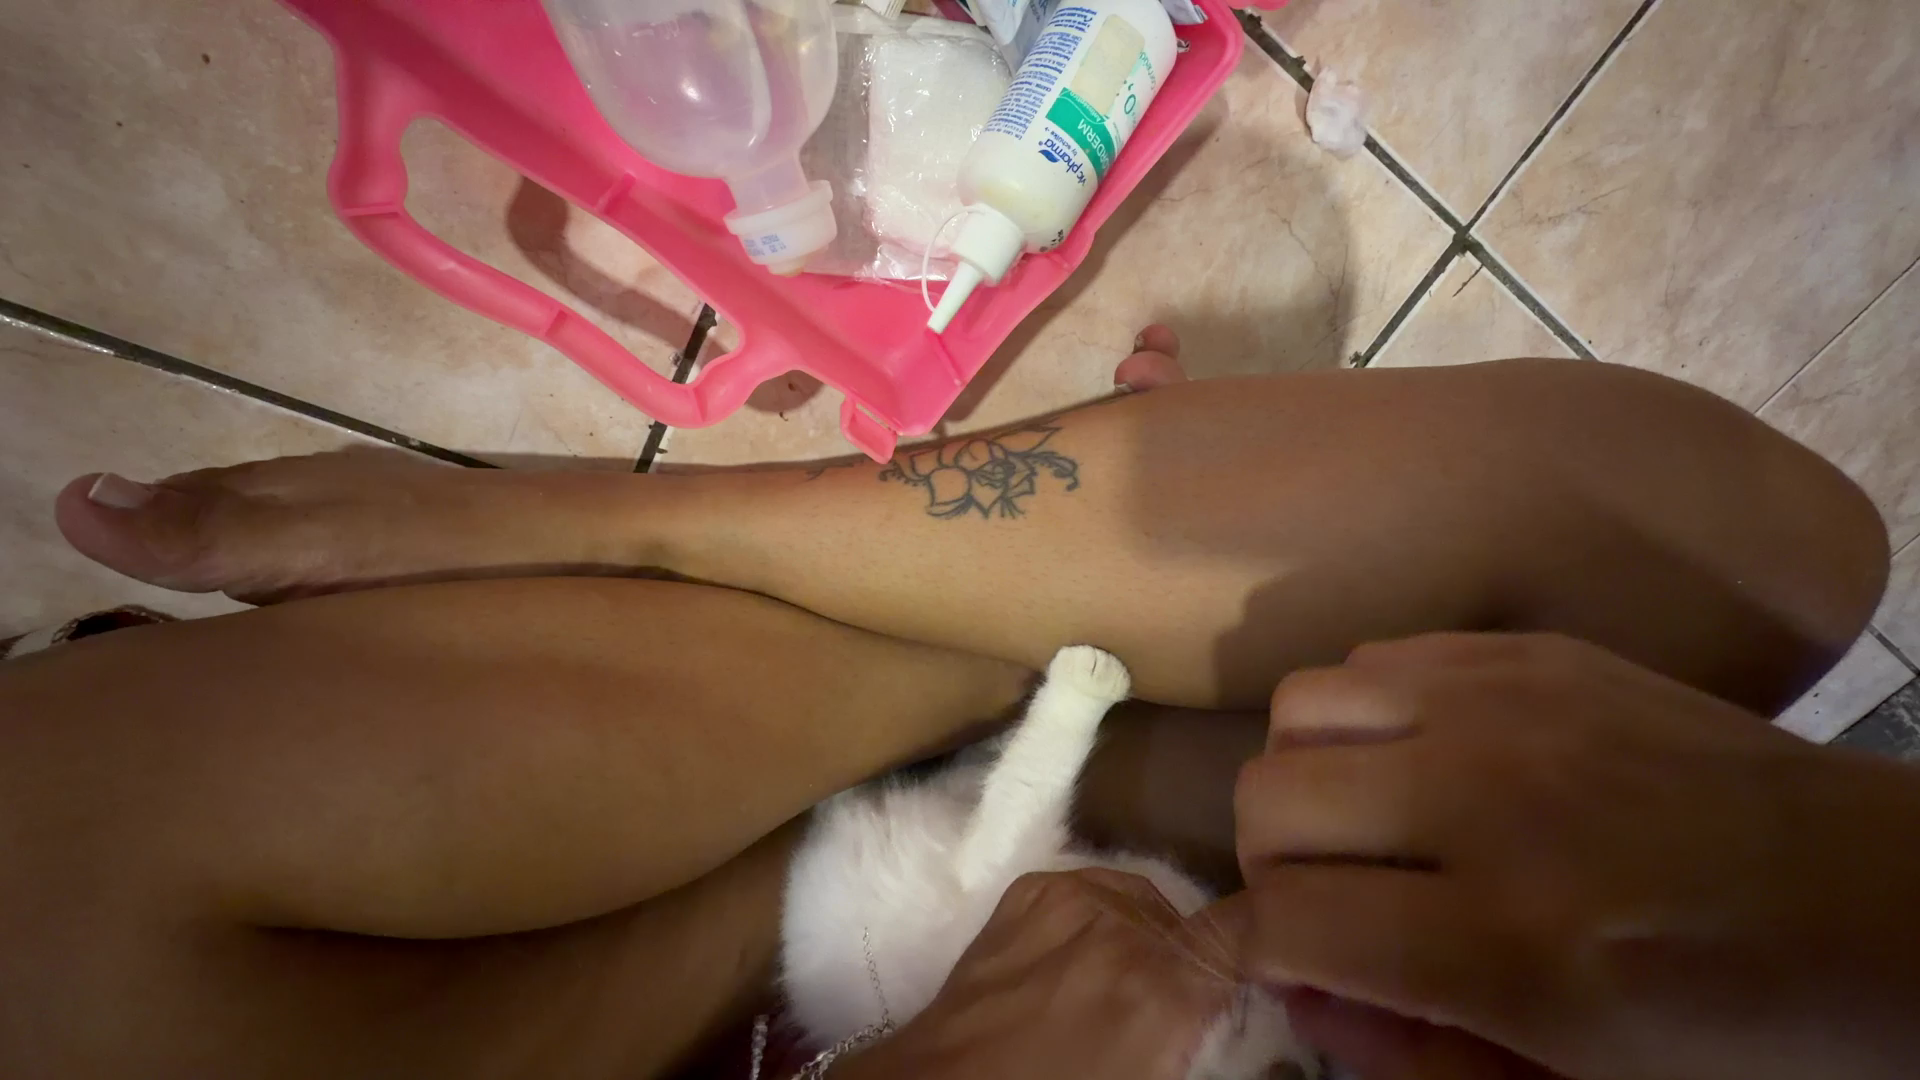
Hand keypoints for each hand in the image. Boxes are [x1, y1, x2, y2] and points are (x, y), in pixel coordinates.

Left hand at [836, 868, 1242, 1079]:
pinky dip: (1097, 912)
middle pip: (1187, 922)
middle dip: (1187, 959)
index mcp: (1162, 989)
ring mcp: (1069, 894)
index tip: (1261, 968)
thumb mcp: (1150, 1077)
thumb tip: (1237, 1022)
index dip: (1260, 944)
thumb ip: (1200, 1038)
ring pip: (1139, 896)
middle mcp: (1122, 926)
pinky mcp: (1030, 886)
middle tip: (1164, 1004)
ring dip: (1142, 932)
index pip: (1241, 934)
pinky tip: (1077, 949)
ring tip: (1116, 976)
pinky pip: (1089, 884)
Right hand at [1230, 633, 1919, 1079]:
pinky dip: (1361, 717)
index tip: (1260, 951)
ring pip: (1298, 708)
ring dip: (1303, 770)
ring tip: (1357, 808)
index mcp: (1512, 944)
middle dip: (1268, 858)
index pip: (1289, 918)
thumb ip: (1408, 1056)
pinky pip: (1367, 662)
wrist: (1896, 900)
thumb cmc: (1744, 1031)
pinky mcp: (1519, 651)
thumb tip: (1285, 990)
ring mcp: (1500, 702)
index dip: (1249, 943)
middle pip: (1268, 795)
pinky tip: (1417, 755)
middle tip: (1317, 887)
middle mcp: (1486, 799)